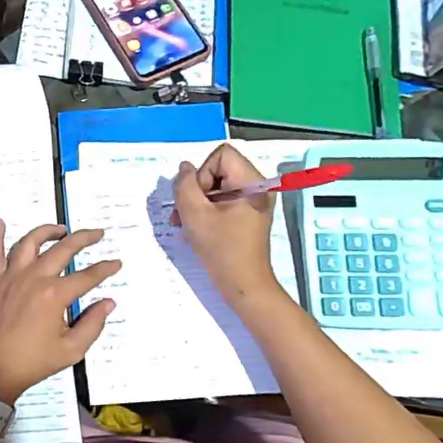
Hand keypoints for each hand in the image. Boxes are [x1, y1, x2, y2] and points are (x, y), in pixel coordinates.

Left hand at [0, 221, 120, 403]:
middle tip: (97, 234)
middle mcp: (33, 278)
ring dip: (47, 232)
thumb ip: (93, 324)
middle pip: (63, 249)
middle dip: (84, 238)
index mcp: (54, 295)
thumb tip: (108, 303)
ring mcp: (11, 277)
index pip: (87, 276)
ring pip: (30, 242)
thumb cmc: (34, 362)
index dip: (105, 268)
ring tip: (61, 229)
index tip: (116, 263)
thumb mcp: (72, 349)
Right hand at [172, 143, 280, 304]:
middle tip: (183, 214)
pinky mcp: (248, 214)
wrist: (244, 286)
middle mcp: (258, 187)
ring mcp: (254, 201)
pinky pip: (224, 200)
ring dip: (198, 202)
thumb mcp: (195, 216)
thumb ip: (185, 186)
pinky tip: (196, 228)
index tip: (198, 201)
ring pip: (218, 185)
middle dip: (197, 189)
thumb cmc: (222, 251)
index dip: (202, 174)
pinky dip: (207, 210)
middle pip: (219, 169)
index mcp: (253, 183)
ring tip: (185, 223)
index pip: (221, 155)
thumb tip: (185, 168)